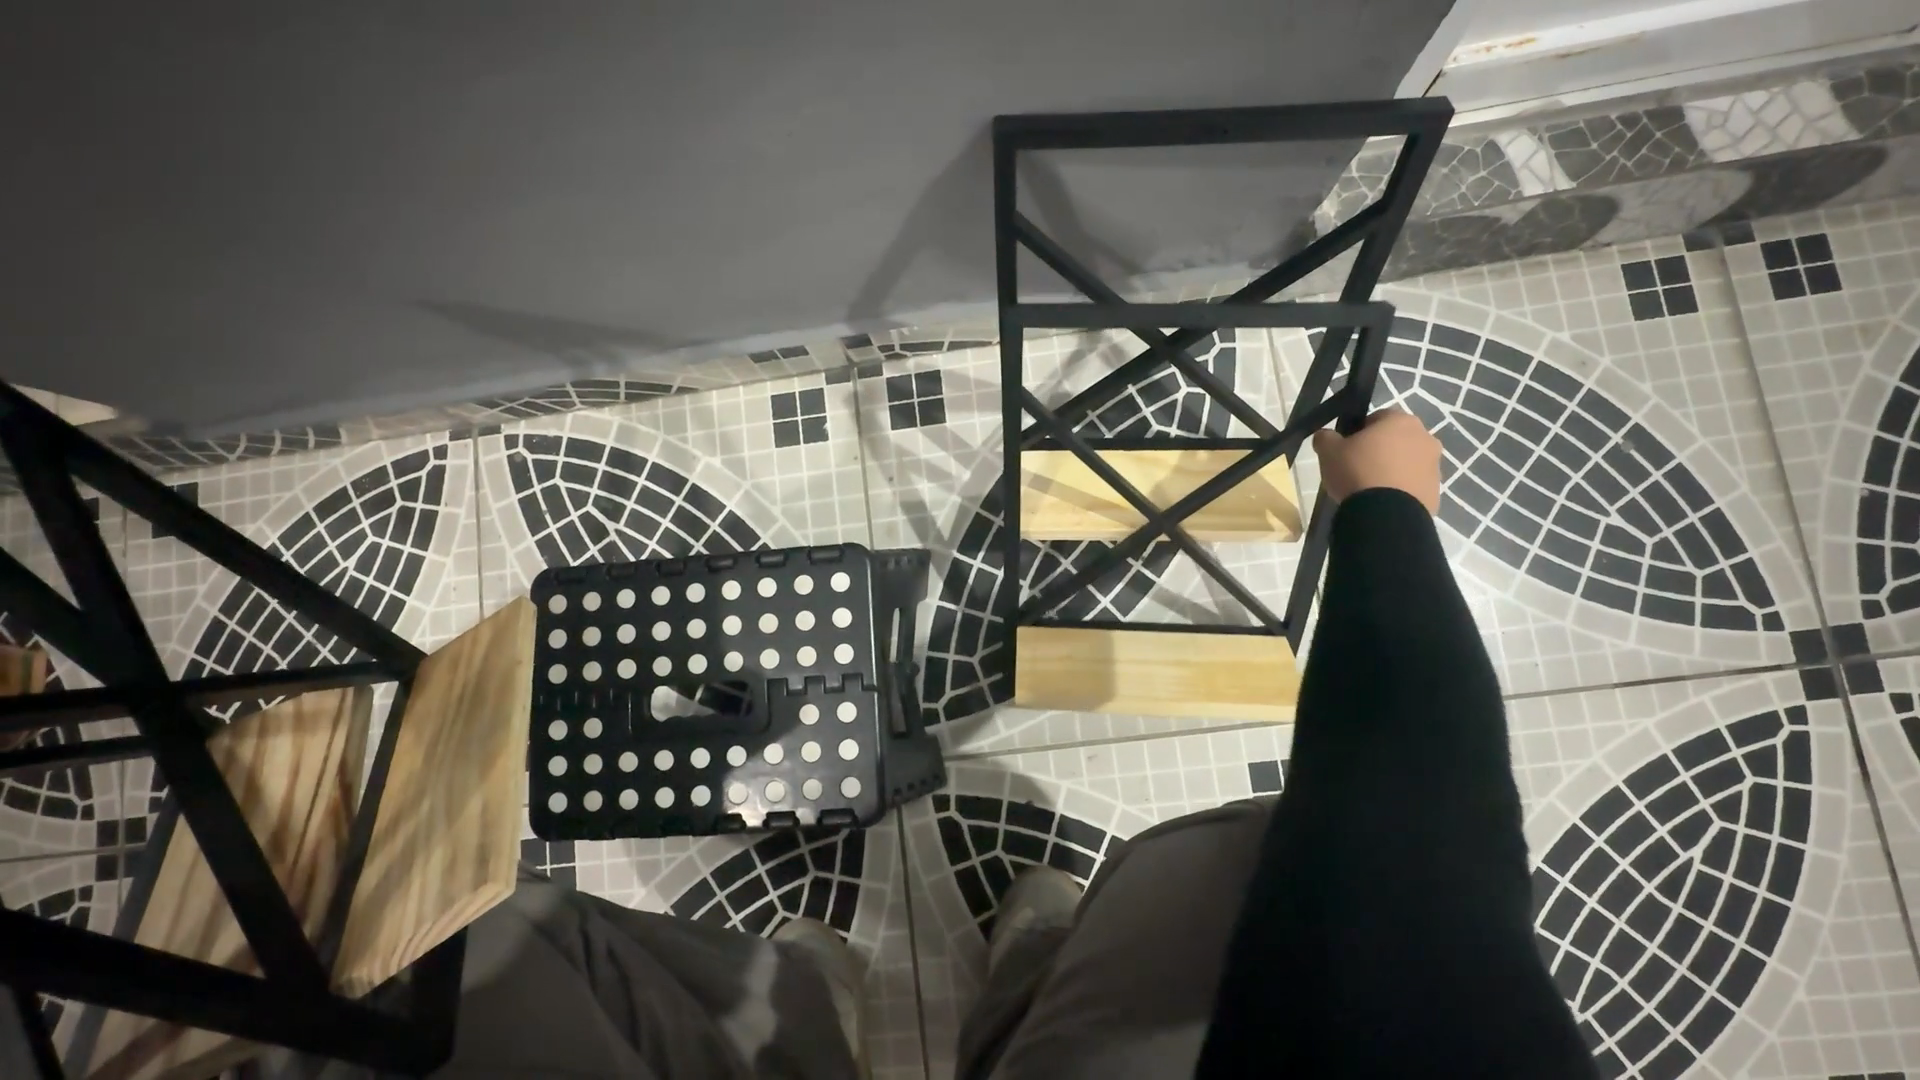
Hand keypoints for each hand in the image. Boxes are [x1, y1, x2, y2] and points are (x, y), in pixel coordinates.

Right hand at [1310, 408, 1441, 514]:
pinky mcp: (1435, 491)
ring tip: (1370, 489)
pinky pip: (1413, 485)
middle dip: (1380, 451)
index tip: (1347, 449)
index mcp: (1400, 420)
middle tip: (1358, 468)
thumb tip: (1326, 436)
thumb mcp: (1328, 451)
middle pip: (1396, 440)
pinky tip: (1382, 502)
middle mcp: (1424, 437)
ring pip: (1408, 462)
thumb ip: (1326, 437)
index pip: (1376, 418)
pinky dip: (1400, 490)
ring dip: (1392, 470)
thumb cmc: (1357, 472)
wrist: (1385, 514)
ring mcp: (1434, 465)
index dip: (1359, 432)